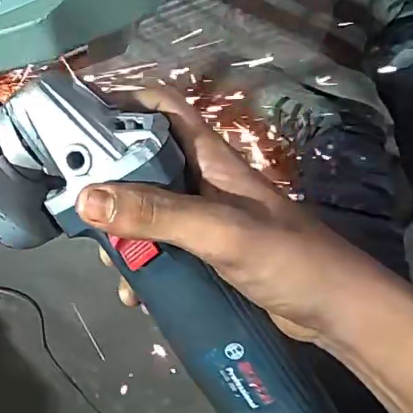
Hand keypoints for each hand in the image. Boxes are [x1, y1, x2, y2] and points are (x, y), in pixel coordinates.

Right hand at [76, 87, 410, 342]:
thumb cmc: (288, 257)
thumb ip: (158, 215)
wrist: (336, 311)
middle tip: (77, 205)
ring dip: (122, 232)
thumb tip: (87, 199)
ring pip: (146, 210)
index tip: (76, 116)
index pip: (160, 107)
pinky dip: (143, 265)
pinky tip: (137, 293)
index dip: (120, 100)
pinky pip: (161, 248)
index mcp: (208, 157)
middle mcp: (201, 180)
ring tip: (109, 261)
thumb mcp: (220, 231)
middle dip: (107, 179)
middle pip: (141, 161)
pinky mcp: (206, 252)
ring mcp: (203, 217)